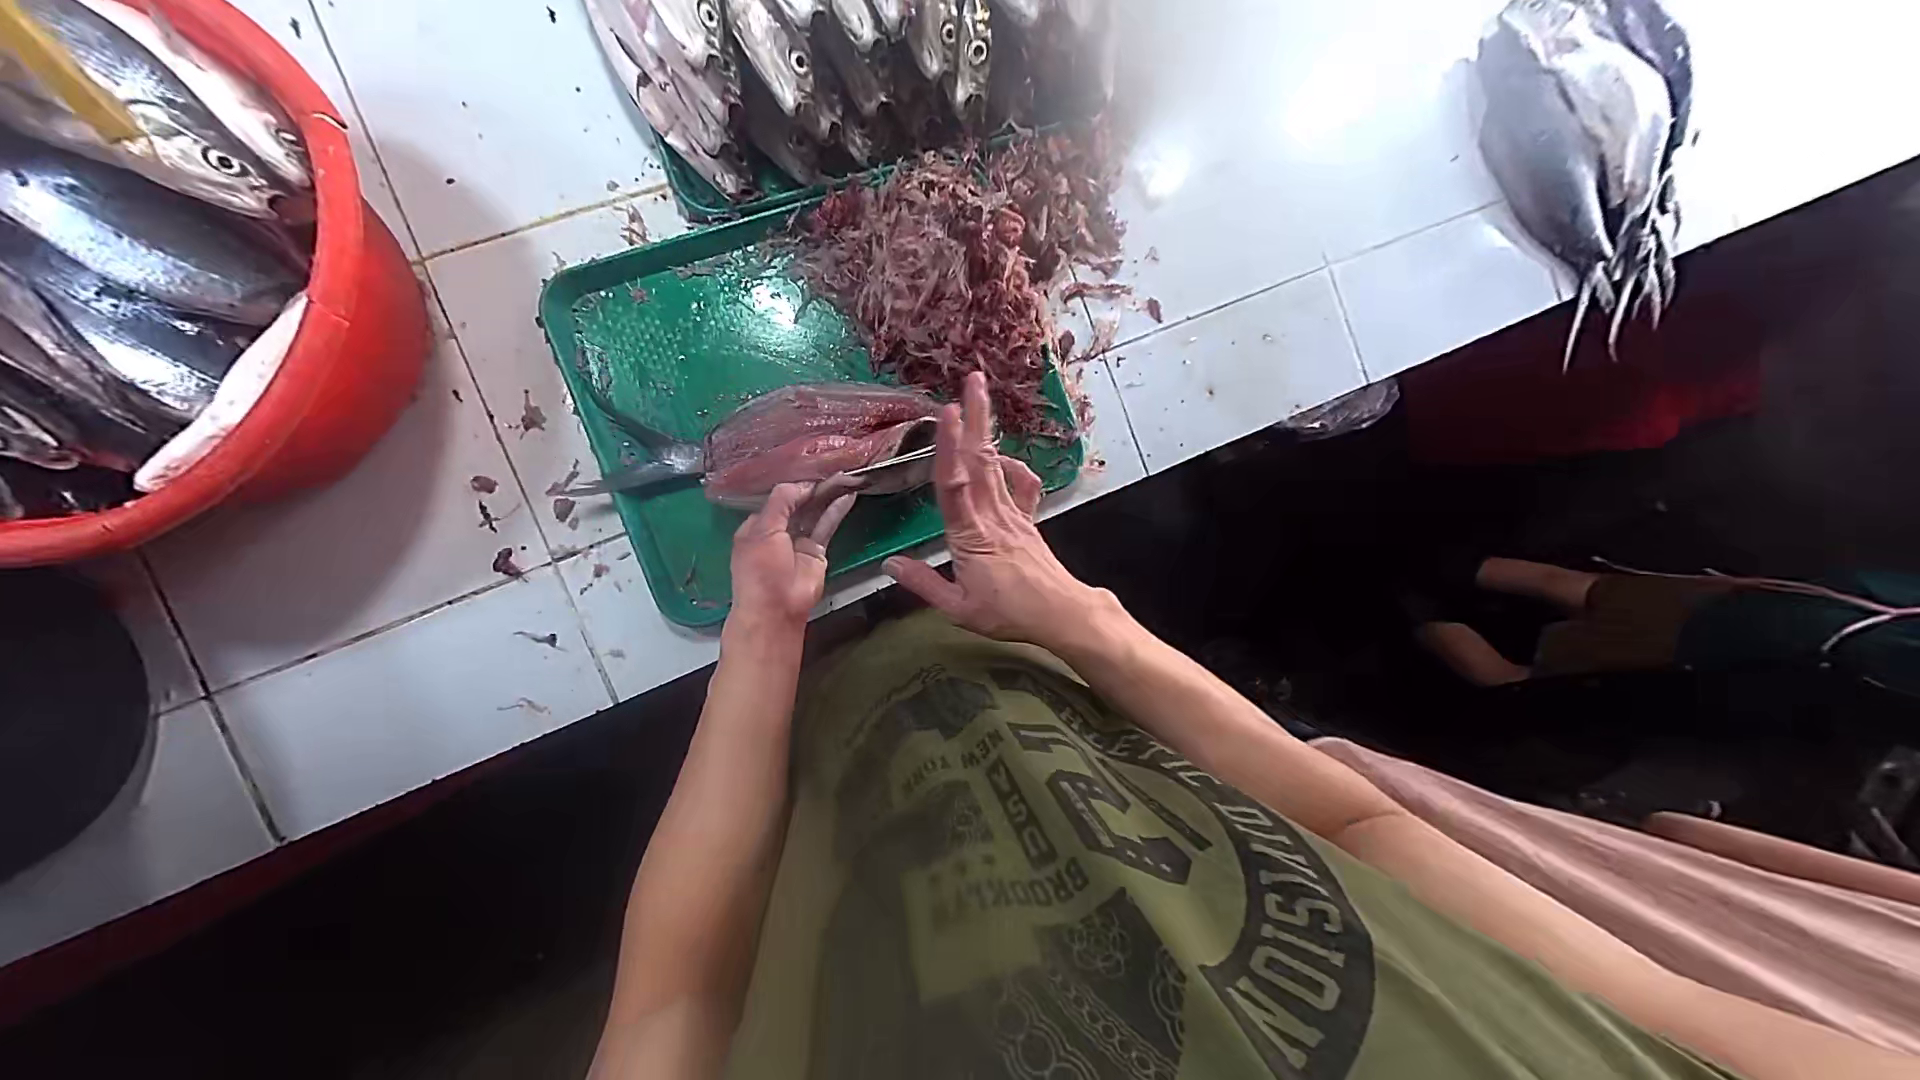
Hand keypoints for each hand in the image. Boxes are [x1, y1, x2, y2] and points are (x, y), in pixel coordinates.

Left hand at [729, 481, 858, 632]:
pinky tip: (848, 496)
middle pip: (799, 503)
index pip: (777, 497)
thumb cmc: (760, 569)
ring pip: (815, 512)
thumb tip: (802, 484)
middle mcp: (778, 531)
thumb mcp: (763, 529)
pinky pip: (827, 526)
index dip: (794, 483)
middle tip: (834, 469)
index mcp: (757, 525)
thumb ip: (781, 502)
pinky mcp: (816, 551)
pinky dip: (837, 511)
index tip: (811, 467)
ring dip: (829, 496)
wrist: (776, 608)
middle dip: (814, 487)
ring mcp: (798, 541)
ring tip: (846, 478)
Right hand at [884, 371, 1113, 649]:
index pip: (953, 485)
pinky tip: (1002, 458)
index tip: (946, 413)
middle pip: (979, 460)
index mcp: (970, 536)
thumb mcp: (958, 607)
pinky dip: (1012, 466)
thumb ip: (923, 583)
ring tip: (981, 397)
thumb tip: (890, 564)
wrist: (1060, 613)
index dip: (948, 447)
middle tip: (972, 380)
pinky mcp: (1027, 519)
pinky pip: (1022, 485)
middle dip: (975, 418)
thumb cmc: (1009, 613)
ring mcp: (1012, 513)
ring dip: (987, 429)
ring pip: (996, 464)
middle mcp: (991, 516)